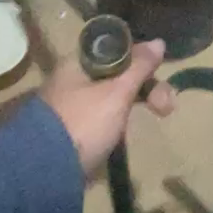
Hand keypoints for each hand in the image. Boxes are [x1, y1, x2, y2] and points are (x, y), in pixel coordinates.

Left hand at [40, 39, 176, 174]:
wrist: (45, 171)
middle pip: (119, 73)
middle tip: (167, 107)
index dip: (142, 58)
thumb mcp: (116, 92)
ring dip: (136, 103)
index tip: (159, 73)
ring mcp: (73, 105)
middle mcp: (74, 78)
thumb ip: (139, 67)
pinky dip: (119, 120)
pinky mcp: (74, 130)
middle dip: (147, 87)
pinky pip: (103, 116)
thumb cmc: (84, 122)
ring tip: (157, 118)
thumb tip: (158, 41)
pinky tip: (127, 132)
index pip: (118, 49)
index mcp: (79, 62)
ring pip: (113, 95)